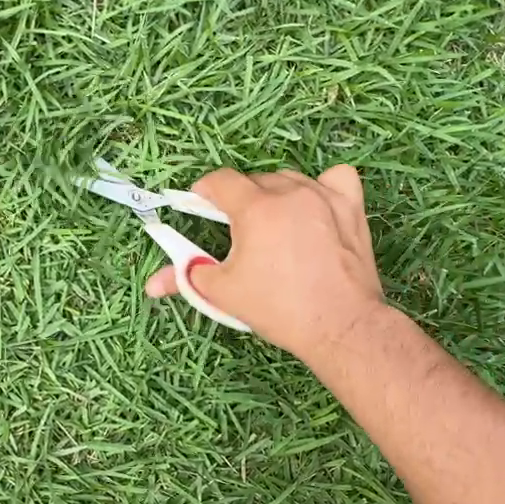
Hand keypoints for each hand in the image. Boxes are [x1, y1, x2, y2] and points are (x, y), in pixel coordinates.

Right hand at [146, 165, 387, 359]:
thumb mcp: (222, 293)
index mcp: (255, 209)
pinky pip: (334, 179)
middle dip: (238, 199)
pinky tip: (314, 208)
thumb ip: (186, 278)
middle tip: (234, 231)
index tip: (198, 205)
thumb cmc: (277, 308)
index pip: (220, 180)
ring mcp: (325, 196)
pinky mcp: (351, 208)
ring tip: (270, 225)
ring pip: (289, 180)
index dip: (203, 191)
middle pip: (254, 180)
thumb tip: (152, 285)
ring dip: (273, 195)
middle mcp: (290, 193)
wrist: (339, 324)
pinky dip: (321, 187)